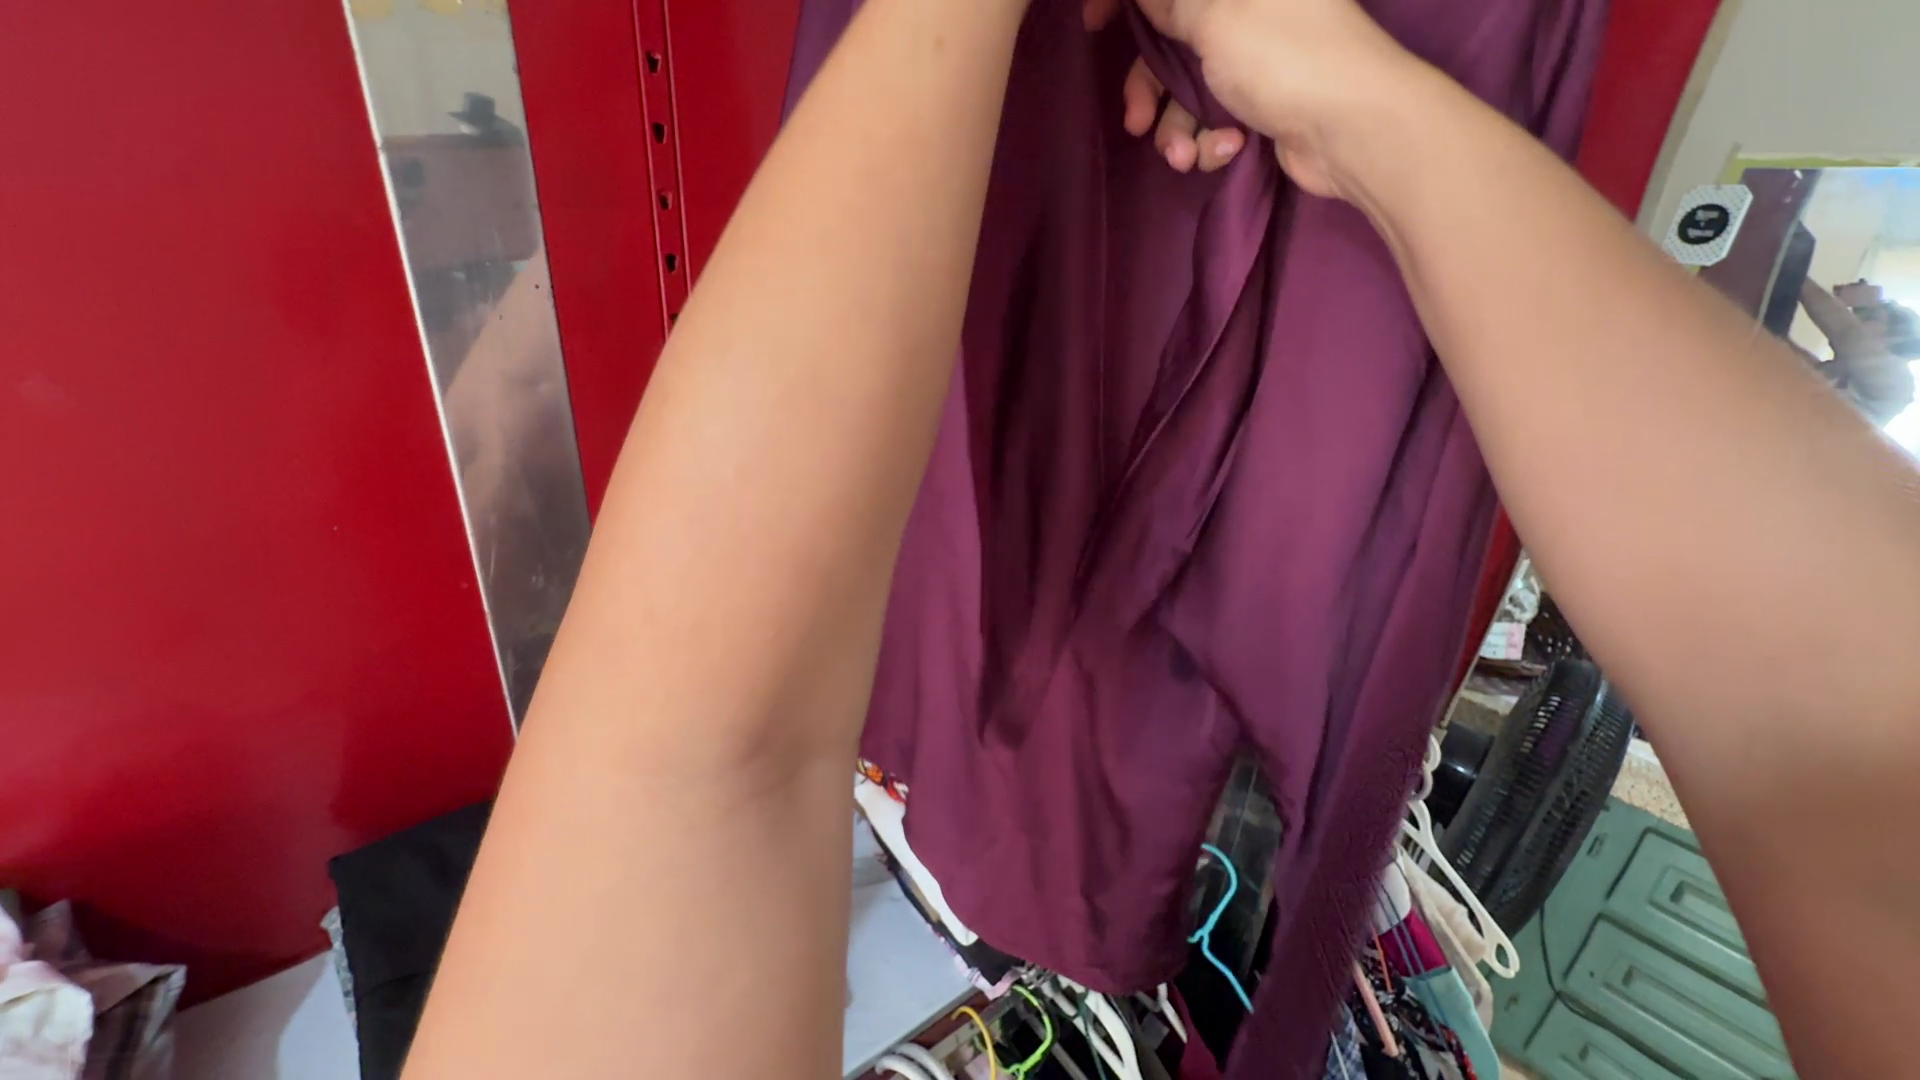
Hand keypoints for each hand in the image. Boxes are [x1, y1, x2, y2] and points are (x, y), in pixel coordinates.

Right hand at [1089, 0, 1421, 198]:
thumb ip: (1168, 2)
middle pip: (1169, 43)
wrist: (1349, 128)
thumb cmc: (1282, 58)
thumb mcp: (1213, 18)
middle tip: (1137, 122)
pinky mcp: (1259, 102)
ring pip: (1187, 92)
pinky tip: (1227, 149)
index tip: (1093, 26)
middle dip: (1151, 89)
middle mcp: (1244, 9)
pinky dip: (1212, 140)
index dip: (1123, 3)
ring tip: (1185, 155)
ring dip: (1179, 129)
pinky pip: (1213, 119)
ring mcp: (1252, 58)